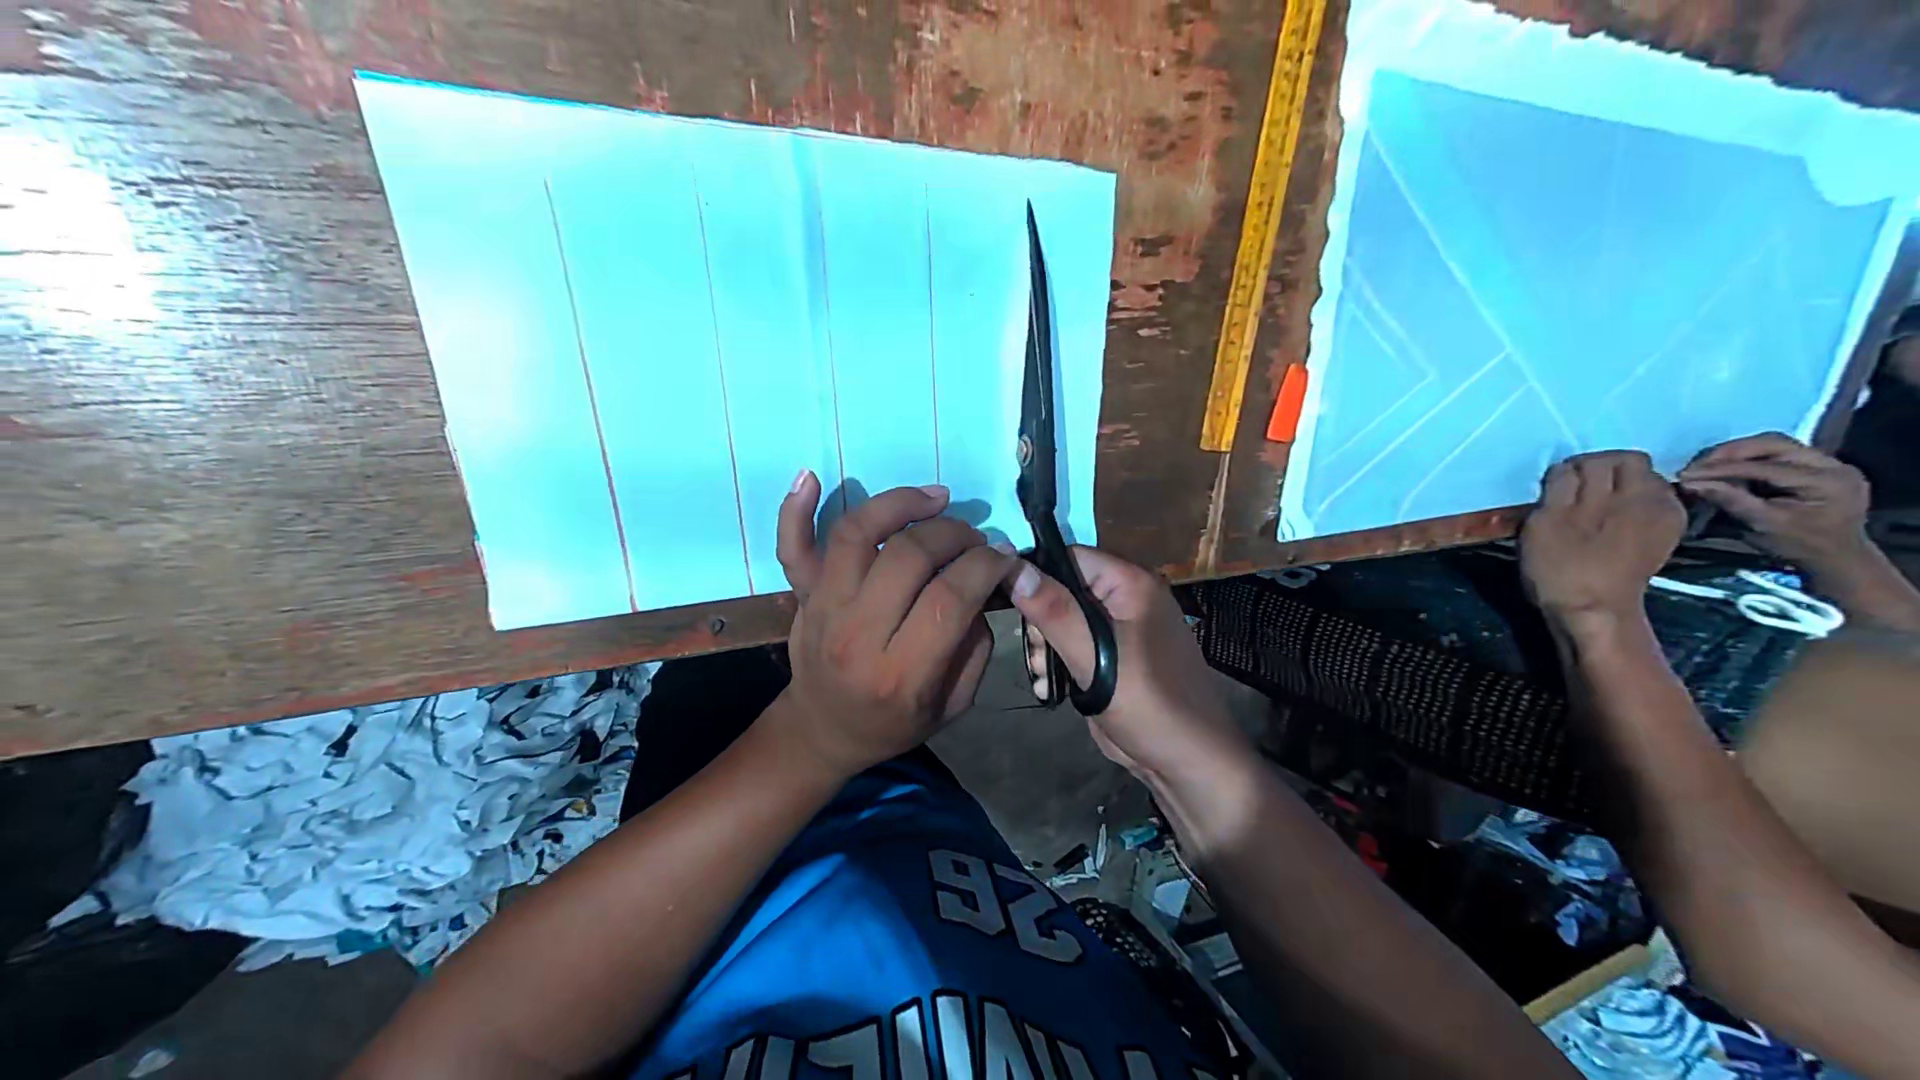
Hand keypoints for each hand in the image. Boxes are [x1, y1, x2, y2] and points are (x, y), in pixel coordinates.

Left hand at [766, 472, 1016, 780]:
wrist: (824, 731)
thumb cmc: (894, 722)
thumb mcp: (953, 703)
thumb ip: (976, 646)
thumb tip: (984, 582)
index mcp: (900, 674)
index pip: (949, 598)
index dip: (986, 564)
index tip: (1003, 555)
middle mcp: (856, 635)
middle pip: (908, 557)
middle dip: (955, 535)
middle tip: (975, 539)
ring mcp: (822, 609)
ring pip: (856, 534)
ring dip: (900, 504)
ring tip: (935, 499)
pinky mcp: (801, 595)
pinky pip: (791, 546)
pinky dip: (795, 509)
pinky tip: (810, 475)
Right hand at [1006, 547, 1247, 781]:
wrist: (1187, 763)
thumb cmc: (1149, 705)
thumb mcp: (1095, 657)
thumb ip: (1054, 611)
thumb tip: (1013, 568)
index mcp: (1131, 584)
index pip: (1070, 556)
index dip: (1036, 575)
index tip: (1007, 603)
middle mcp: (1127, 598)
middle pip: (1064, 589)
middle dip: (1041, 622)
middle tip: (1039, 656)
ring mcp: (1121, 629)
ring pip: (1064, 619)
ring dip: (1046, 647)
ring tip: (1044, 676)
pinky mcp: (1113, 657)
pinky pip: (1075, 645)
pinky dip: (1058, 662)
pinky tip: (1049, 686)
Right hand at [1521, 451, 1684, 623]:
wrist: (1594, 608)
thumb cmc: (1556, 569)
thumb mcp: (1540, 527)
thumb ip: (1555, 492)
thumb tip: (1565, 470)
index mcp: (1602, 495)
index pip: (1591, 460)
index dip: (1570, 467)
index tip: (1556, 483)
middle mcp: (1638, 497)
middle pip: (1627, 460)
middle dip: (1603, 466)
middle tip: (1581, 486)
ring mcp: (1660, 512)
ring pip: (1646, 476)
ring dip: (1624, 481)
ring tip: (1603, 500)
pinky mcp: (1669, 528)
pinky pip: (1660, 496)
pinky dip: (1642, 498)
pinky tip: (1625, 515)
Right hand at [1677, 433, 1871, 569]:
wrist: (1836, 557)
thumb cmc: (1800, 545)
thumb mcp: (1763, 524)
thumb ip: (1730, 500)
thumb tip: (1690, 483)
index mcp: (1826, 480)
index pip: (1765, 466)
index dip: (1721, 468)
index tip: (1685, 475)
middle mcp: (1833, 464)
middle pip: (1773, 444)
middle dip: (1730, 452)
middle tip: (1697, 466)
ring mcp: (1828, 463)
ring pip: (1774, 444)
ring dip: (1737, 453)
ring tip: (1708, 466)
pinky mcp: (1819, 466)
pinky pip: (1779, 453)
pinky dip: (1749, 458)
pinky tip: (1729, 469)